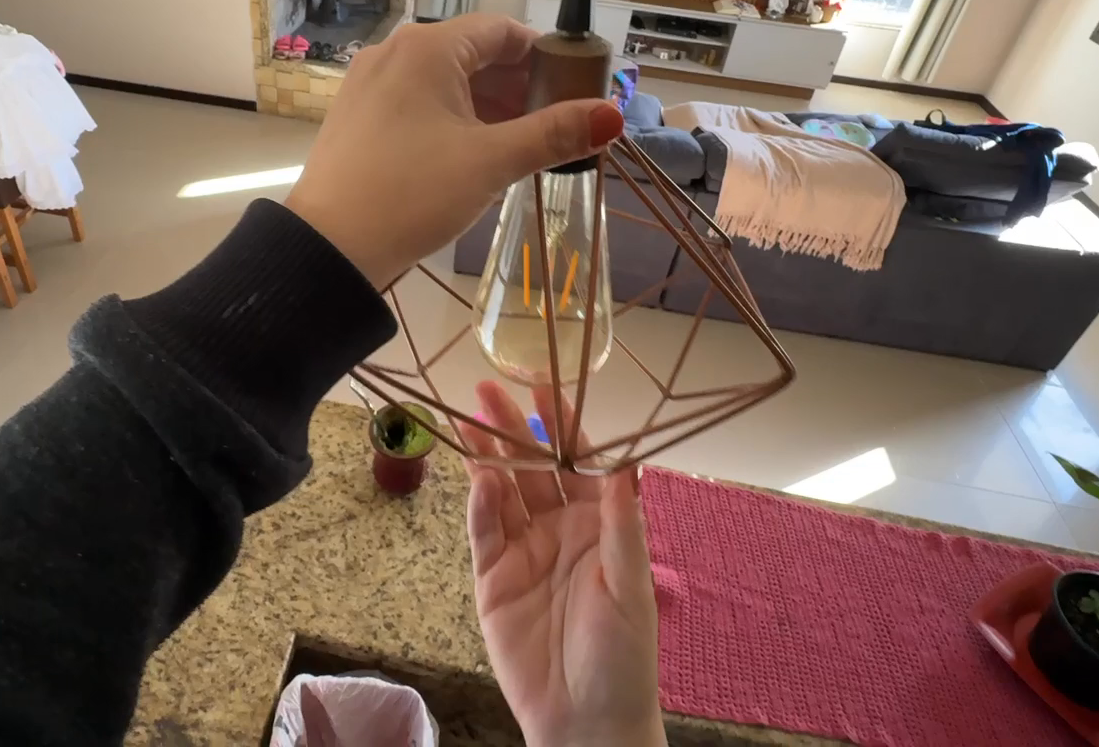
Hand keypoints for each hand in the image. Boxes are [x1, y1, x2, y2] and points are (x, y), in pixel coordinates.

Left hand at [284, 14, 623, 288]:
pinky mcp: (356, 115)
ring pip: (443, 81)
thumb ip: (554, 134)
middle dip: (516, 86)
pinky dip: (451, 117)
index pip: (500, 31)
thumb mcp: (491, 163)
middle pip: (471, 54)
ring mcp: (369, 83)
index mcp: (427, 48)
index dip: (542, 56)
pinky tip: (469, 151)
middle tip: (552, 123)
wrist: (330, 248)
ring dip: (485, 105)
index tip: (572, 87)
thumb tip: (613, 115)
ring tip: (519, 142)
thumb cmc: (414, 195)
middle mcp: (393, 53)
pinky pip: (416, 101)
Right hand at [459, 381, 665, 746]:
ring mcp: (522, 549)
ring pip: (501, 490)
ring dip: (485, 456)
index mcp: (596, 522)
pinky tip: (478, 479)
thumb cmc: (623, 656)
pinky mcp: (492, 576)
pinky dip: (479, 506)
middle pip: (530, 467)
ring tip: (467, 419)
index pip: (575, 460)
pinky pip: (484, 532)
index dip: (559, 423)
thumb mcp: (631, 586)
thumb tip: (628, 462)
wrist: (584, 724)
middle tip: (486, 388)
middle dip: (509, 428)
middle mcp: (557, 526)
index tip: (542, 386)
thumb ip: (624, 524)